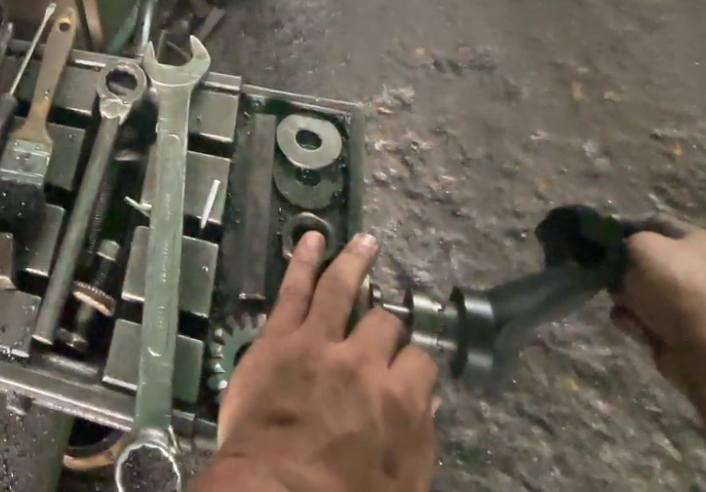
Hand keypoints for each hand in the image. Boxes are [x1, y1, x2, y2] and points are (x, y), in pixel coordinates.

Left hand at [203, 231, 437, 491]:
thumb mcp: (401, 484)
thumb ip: (419, 439)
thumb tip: (428, 400)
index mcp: (399, 400)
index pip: (422, 361)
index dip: (417, 361)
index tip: (410, 363)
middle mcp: (362, 361)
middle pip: (384, 323)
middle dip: (387, 321)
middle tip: (381, 320)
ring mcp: (317, 342)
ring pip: (340, 288)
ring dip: (354, 261)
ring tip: (364, 241)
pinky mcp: (278, 337)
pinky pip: (293, 289)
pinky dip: (304, 260)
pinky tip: (312, 239)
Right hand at [611, 221, 705, 394]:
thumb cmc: (684, 292)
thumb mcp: (644, 247)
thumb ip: (623, 240)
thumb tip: (618, 252)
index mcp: (705, 242)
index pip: (654, 222)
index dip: (622, 228)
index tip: (597, 240)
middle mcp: (704, 270)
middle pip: (645, 260)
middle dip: (622, 269)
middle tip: (610, 276)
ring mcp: (696, 304)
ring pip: (641, 290)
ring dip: (625, 297)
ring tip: (626, 307)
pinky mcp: (686, 333)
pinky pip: (647, 317)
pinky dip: (635, 321)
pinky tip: (635, 327)